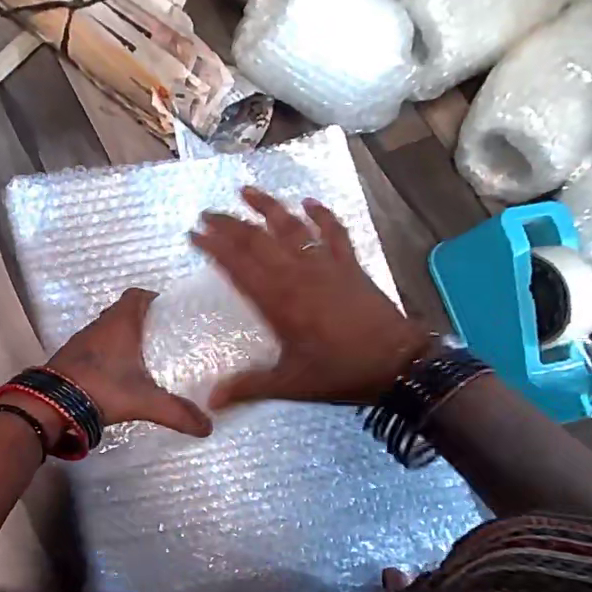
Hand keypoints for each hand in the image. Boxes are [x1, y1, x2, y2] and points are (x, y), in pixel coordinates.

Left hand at [42, 288, 212, 436]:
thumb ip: (177, 412)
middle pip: (122, 312)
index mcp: (120, 324)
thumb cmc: (103, 389)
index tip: (169, 312)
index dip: (152, 299)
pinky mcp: (70, 358)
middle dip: (142, 321)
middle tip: (162, 338)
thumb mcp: (145, 401)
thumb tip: (207, 427)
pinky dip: (107, 354)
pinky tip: (117, 374)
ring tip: (143, 357)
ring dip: (123, 338)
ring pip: (107, 330)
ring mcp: (81, 341)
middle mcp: (99, 326)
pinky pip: (94, 348)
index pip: (136, 295)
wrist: (51, 405)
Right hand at [190, 187, 427, 408]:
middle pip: (258, 240)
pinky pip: (333, 233)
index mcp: (278, 301)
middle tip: (208, 213)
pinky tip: (309, 202)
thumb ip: (249, 387)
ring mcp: (325, 265)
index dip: (214, 247)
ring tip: (246, 190)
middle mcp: (298, 275)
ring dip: (268, 207)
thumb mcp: (290, 384)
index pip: (238, 265)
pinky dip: (322, 215)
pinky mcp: (349, 265)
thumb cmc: (339, 372)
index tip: (194, 233)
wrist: (397, 362)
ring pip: (292, 227)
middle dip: (230, 224)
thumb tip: (211, 401)